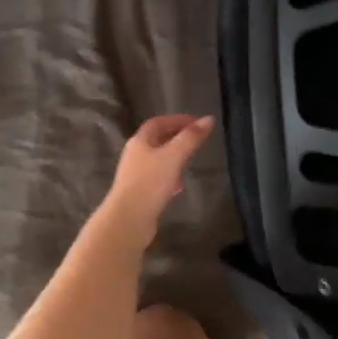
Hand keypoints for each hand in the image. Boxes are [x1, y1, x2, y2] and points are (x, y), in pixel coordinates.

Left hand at [100, 115, 214, 247]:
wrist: (129, 220)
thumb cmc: (150, 182)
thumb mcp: (174, 156)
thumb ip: (191, 138)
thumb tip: (208, 119)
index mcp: (140, 141)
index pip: (158, 122)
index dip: (177, 119)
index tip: (196, 122)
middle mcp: (135, 155)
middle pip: (157, 140)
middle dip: (176, 138)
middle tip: (196, 140)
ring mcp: (135, 175)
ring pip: (157, 160)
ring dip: (174, 157)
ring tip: (191, 160)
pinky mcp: (139, 194)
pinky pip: (157, 179)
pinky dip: (170, 177)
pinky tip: (179, 186)